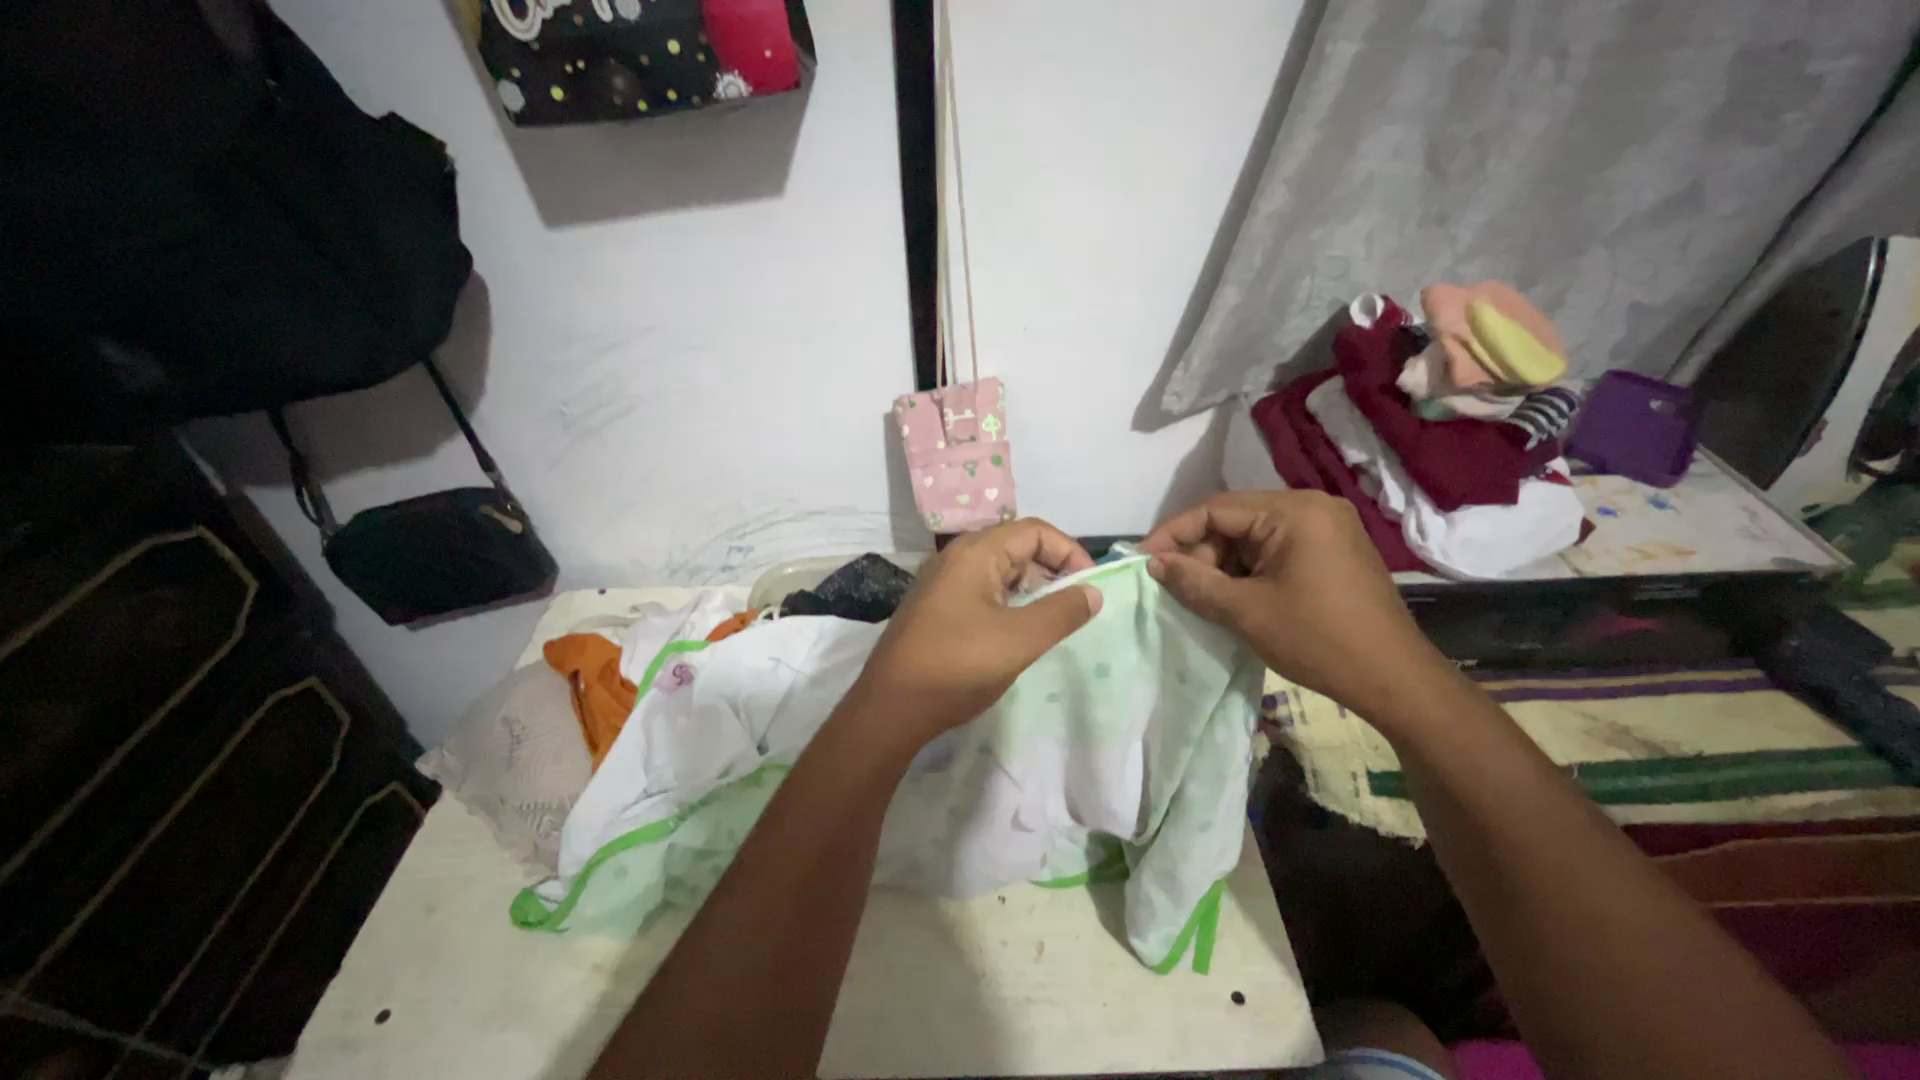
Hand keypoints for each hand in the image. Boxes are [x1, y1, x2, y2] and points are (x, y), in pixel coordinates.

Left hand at [847, 519, 1101, 749]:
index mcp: (976, 554)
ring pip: (999, 572)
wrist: (891, 707)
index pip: (1035, 531)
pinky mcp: (935, 609)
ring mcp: (941, 584)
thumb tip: (1092, 592)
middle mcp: (955, 559)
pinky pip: (981, 592)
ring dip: (1030, 590)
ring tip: (1050, 623)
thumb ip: (1062, 613)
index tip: (1089, 587)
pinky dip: (1007, 603)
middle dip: (1051, 570)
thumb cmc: (958, 666)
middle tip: (1074, 607)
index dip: (1069, 552)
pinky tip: (1015, 635)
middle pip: (1016, 547)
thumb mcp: (1020, 639)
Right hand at [1140, 491, 1455, 724]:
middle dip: (1201, 552)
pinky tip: (1234, 597)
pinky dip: (1250, 571)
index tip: (1143, 560)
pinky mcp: (1334, 551)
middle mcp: (1313, 507)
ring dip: (1224, 564)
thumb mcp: (1245, 611)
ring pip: (1254, 537)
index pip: (1216, 509)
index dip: (1174, 533)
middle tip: (1175, 587)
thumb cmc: (1317, 640)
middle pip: (1236, 520)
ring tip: (1202, 597)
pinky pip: (1277, 550)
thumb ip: (1195, 581)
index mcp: (1294, 511)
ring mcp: (1328, 529)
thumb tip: (1154, 563)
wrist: (1393, 678)